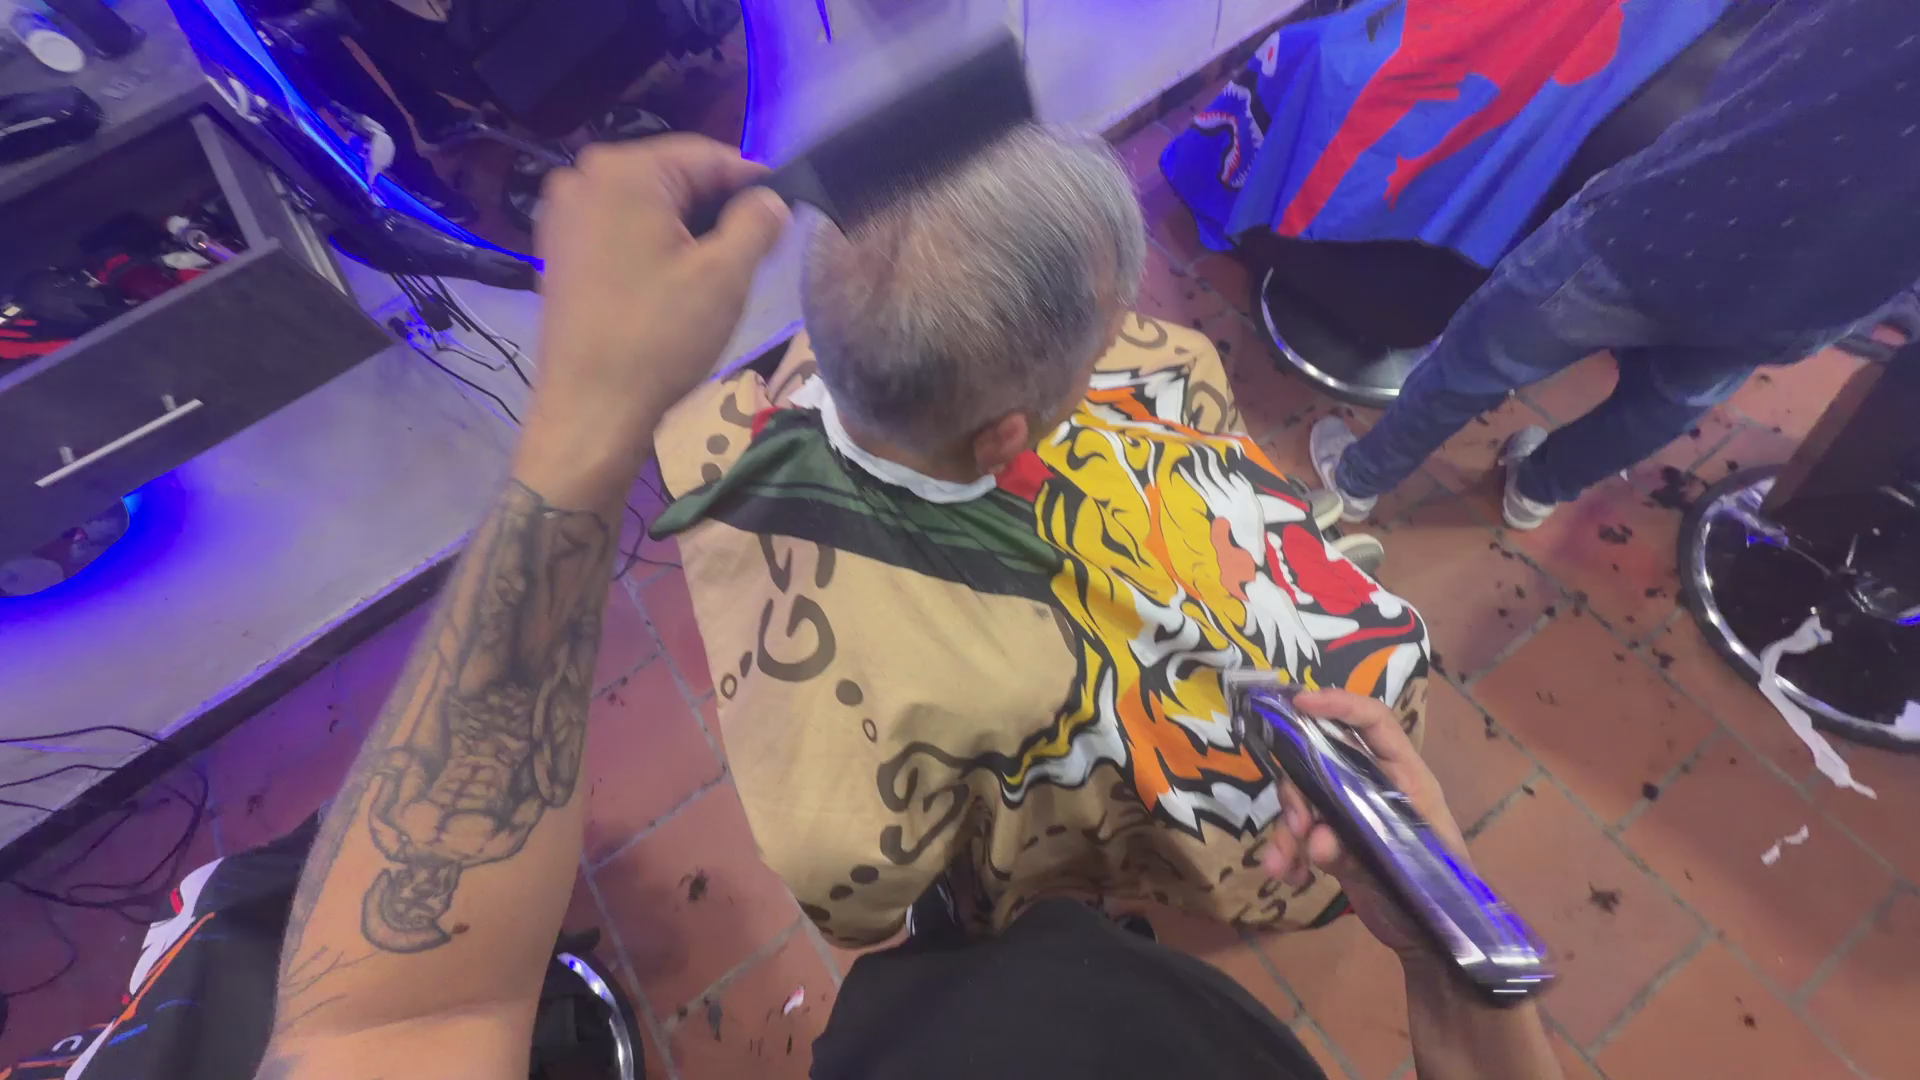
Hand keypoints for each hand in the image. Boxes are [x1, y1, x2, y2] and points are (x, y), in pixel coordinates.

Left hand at [524, 135, 790, 475]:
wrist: (594, 407)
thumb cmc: (661, 337)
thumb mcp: (726, 276)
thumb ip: (757, 224)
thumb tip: (771, 200)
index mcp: (624, 171)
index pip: (707, 155)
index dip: (753, 182)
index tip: (786, 210)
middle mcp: (583, 179)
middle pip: (675, 180)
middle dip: (719, 212)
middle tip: (755, 255)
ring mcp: (564, 217)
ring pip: (649, 211)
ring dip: (689, 235)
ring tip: (719, 279)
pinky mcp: (560, 255)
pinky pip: (623, 236)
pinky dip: (656, 252)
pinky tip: (675, 292)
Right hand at [1260, 688, 1466, 959]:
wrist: (1437, 944)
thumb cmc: (1446, 895)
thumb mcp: (1417, 865)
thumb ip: (1364, 848)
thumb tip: (1315, 843)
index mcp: (1404, 777)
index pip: (1375, 722)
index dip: (1340, 704)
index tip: (1300, 702)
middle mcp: (1370, 784)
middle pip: (1319, 760)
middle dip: (1298, 789)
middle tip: (1295, 822)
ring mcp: (1346, 811)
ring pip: (1300, 799)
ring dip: (1286, 832)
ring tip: (1280, 866)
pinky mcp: (1329, 838)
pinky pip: (1296, 834)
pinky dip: (1287, 854)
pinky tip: (1287, 876)